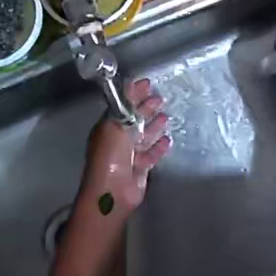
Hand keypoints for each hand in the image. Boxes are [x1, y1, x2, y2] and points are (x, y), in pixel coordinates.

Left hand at [79, 79, 171, 217]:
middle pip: (133, 120)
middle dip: (145, 108)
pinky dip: (158, 147)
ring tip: (165, 116)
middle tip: (160, 98)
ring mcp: (129, 155)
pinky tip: (167, 140)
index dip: (132, 95)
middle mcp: (117, 139)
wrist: (113, 191)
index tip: (146, 84)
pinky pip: (151, 154)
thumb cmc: (111, 156)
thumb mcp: (115, 126)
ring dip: (153, 126)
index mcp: (107, 128)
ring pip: (143, 136)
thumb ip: (124, 106)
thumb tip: (129, 85)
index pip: (121, 106)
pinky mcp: (140, 168)